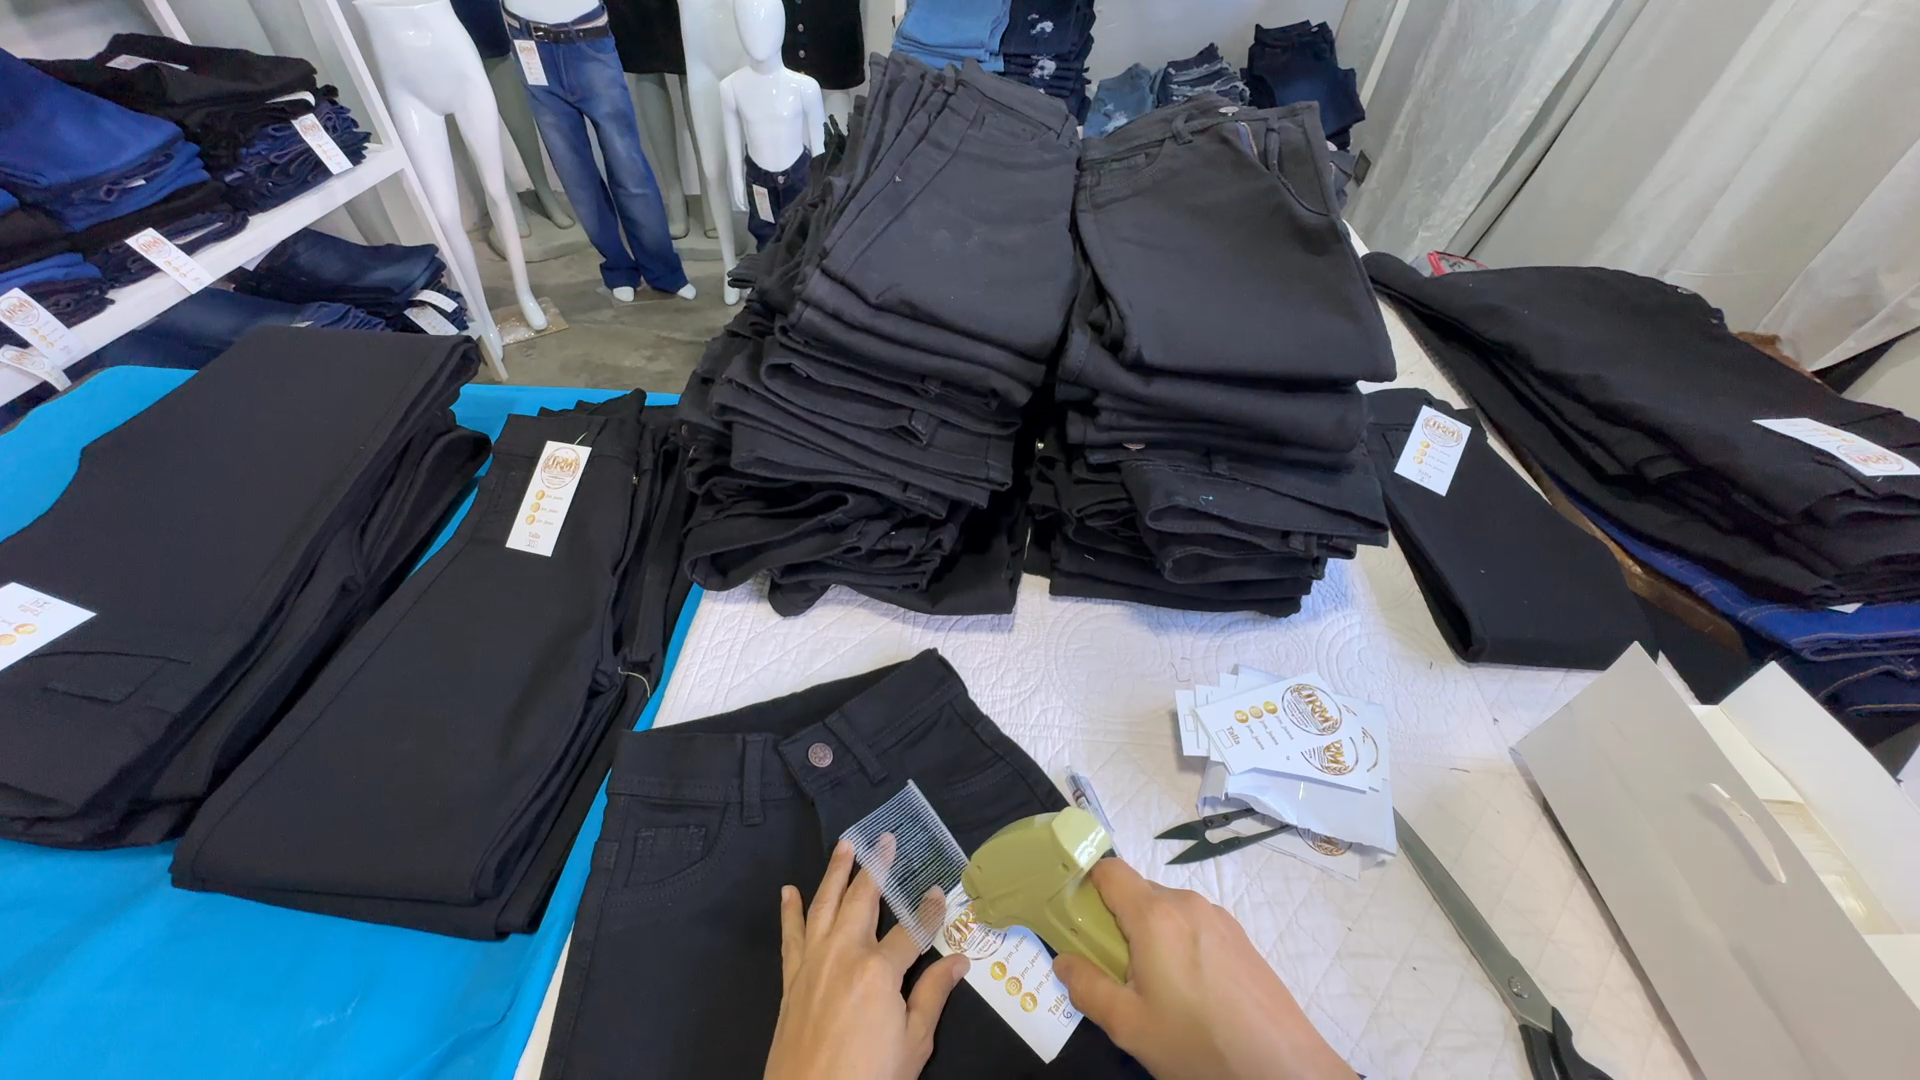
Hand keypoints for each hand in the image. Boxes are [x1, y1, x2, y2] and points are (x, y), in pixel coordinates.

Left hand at [763, 837, 969, 1079]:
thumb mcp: (913, 1045)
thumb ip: (933, 996)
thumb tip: (959, 961)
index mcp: (880, 970)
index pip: (912, 929)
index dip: (929, 910)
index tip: (939, 889)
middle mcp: (844, 954)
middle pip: (863, 899)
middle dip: (877, 867)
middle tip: (885, 839)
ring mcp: (813, 964)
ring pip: (825, 905)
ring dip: (835, 872)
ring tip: (845, 845)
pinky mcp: (791, 980)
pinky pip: (791, 936)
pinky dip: (790, 911)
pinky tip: (788, 891)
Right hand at [1054, 859, 1353, 1079]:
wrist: (1286, 1071)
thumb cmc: (1199, 1043)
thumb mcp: (1129, 1026)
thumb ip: (1087, 988)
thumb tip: (1064, 961)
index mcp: (1155, 914)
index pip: (1109, 870)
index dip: (1086, 886)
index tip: (1078, 921)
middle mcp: (1187, 902)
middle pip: (1137, 892)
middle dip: (1117, 922)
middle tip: (1116, 971)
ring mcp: (1219, 918)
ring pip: (1166, 911)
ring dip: (1150, 936)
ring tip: (1157, 990)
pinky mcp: (1241, 938)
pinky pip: (1194, 926)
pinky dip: (1180, 946)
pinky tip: (1192, 994)